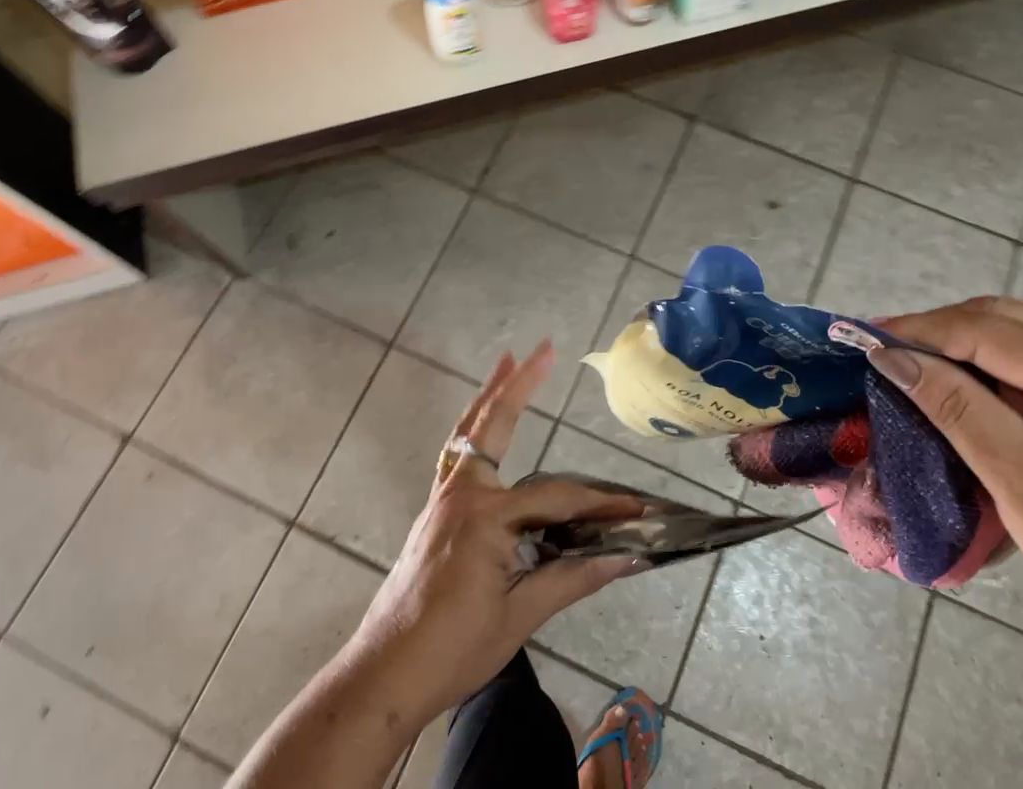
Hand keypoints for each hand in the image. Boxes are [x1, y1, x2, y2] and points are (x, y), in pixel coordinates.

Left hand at [344, 342, 646, 721]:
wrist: (384, 673)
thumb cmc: (454, 648)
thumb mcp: (521, 614)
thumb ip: (575, 577)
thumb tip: (631, 558)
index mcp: (485, 517)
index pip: (557, 500)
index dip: (601, 506)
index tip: (638, 512)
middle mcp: (460, 496)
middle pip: (492, 427)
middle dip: (518, 385)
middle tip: (541, 348)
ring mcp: (441, 503)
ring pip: (467, 437)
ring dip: (489, 400)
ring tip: (507, 363)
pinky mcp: (434, 517)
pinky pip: (456, 461)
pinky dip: (472, 434)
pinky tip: (482, 432)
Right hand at [868, 298, 1022, 645]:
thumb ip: (961, 413)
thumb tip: (893, 358)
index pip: (993, 334)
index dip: (923, 331)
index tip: (864, 337)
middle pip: (1011, 319)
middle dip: (942, 331)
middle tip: (883, 353)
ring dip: (969, 342)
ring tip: (916, 366)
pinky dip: (1000, 359)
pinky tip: (970, 383)